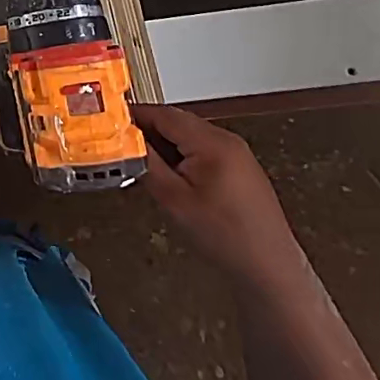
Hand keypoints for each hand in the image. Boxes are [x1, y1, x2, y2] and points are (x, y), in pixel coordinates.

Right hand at [133, 104, 310, 292]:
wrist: (268, 265)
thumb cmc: (223, 234)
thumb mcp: (174, 199)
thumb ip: (148, 165)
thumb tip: (125, 143)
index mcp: (211, 142)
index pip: (165, 114)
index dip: (136, 115)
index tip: (111, 120)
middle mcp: (226, 139)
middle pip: (177, 122)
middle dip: (148, 130)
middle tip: (120, 143)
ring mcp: (236, 151)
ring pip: (189, 136)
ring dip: (164, 143)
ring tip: (141, 161)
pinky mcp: (239, 166)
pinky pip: (202, 148)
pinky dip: (181, 154)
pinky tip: (169, 174)